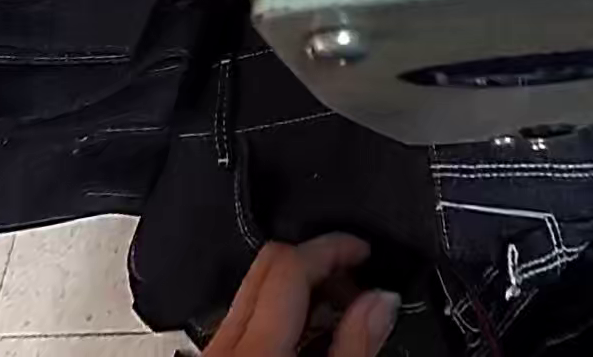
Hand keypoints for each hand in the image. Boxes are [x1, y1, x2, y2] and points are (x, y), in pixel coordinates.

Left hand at [205, 233, 397, 356]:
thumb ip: (356, 346)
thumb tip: (382, 298)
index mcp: (253, 350)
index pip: (292, 262)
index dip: (335, 246)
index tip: (364, 251)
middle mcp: (223, 347)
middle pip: (270, 263)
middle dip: (317, 258)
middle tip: (354, 276)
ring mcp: (210, 354)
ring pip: (253, 288)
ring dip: (298, 285)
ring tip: (334, 309)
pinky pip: (242, 317)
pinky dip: (277, 312)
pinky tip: (303, 337)